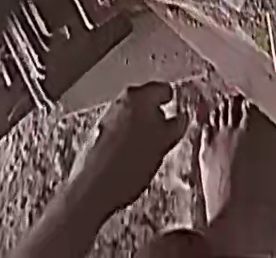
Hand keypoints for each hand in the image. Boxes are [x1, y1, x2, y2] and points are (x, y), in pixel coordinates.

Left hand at [71, 82, 188, 213]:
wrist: (94, 186)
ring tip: (149, 150)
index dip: (174, 102)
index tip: (179, 112)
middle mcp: (122, 100)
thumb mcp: (162, 145)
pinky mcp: (98, 131)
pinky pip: (121, 128)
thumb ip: (175, 127)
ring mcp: (108, 114)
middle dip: (156, 115)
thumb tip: (181, 118)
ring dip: (142, 127)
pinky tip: (132, 156)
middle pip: (147, 100)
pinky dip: (128, 137)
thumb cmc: (129, 164)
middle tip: (165, 135)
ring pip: (133, 115)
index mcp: (139, 96)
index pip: (163, 89)